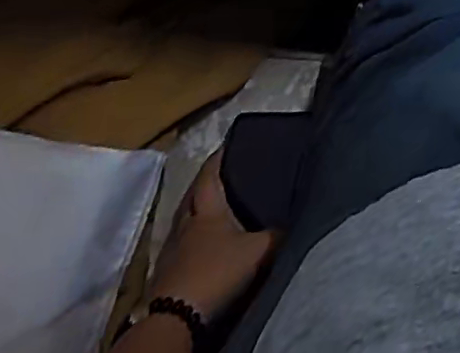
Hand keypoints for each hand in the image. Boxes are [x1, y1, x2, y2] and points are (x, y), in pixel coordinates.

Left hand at [148, 149, 278, 319]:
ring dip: (196, 208)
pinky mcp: (166, 271)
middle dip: (205, 181)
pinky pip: (181, 241)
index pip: (210, 175)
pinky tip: (203, 240)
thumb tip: (294, 221)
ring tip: (214, 204)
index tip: (227, 143)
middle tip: (222, 172)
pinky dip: (192, 234)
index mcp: (207, 209)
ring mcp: (172, 248)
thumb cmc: (217, 270)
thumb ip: (277, 233)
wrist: (176, 316)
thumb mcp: (258, 249)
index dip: (218, 158)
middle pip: (193, 194)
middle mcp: (186, 223)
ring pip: (184, 218)